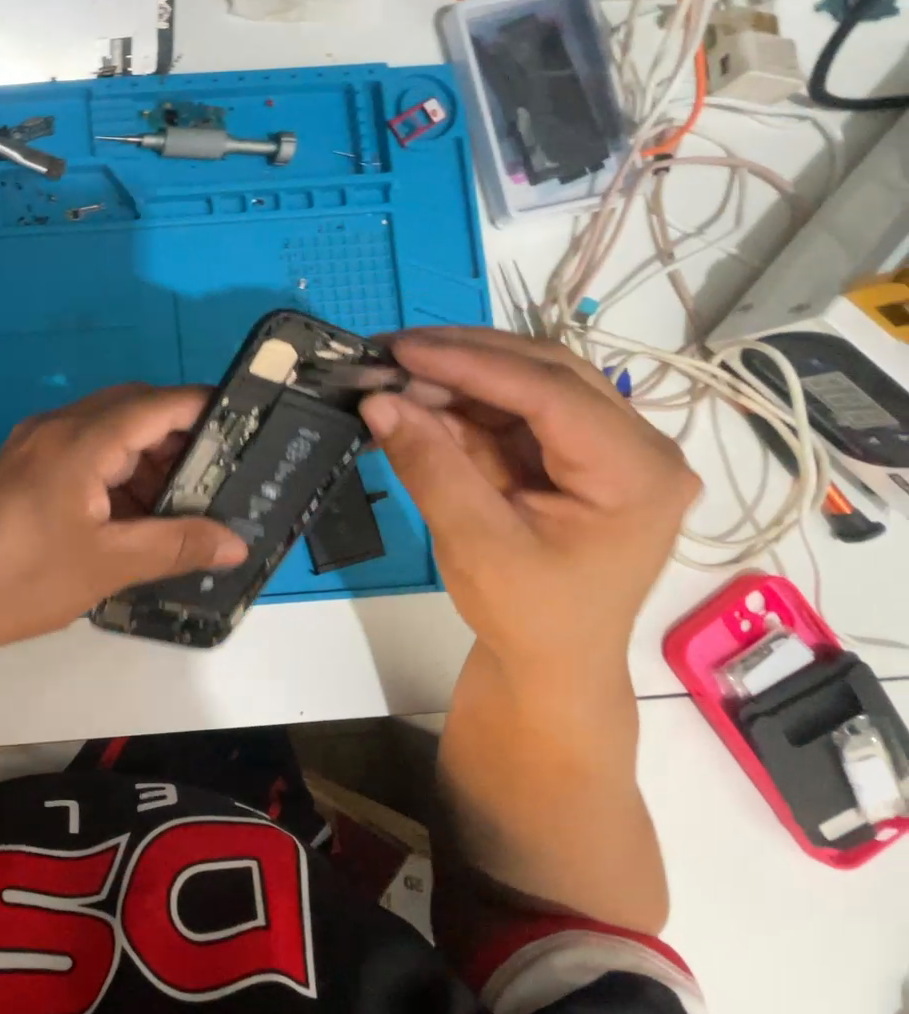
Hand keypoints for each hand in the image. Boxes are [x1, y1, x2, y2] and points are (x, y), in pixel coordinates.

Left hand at [0, 384, 247, 656]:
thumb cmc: (25, 579)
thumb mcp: (109, 564)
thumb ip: (177, 544)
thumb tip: (237, 542)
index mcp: (80, 439)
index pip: (159, 403)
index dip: (207, 410)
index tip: (250, 428)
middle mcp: (55, 427)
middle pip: (133, 410)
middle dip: (179, 439)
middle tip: (218, 479)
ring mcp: (32, 445)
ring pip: (106, 431)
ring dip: (146, 459)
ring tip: (181, 505)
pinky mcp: (20, 467)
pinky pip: (81, 451)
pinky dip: (114, 472)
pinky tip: (133, 514)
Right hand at [361, 329, 699, 673]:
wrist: (551, 663)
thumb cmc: (526, 614)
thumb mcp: (474, 542)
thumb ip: (430, 467)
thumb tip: (377, 402)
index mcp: (637, 472)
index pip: (552, 393)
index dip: (472, 364)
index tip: (401, 350)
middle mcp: (636, 447)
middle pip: (548, 375)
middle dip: (466, 358)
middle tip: (391, 351)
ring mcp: (605, 451)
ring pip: (529, 387)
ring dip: (459, 377)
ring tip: (393, 374)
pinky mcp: (571, 460)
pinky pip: (514, 416)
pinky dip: (461, 406)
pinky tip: (416, 401)